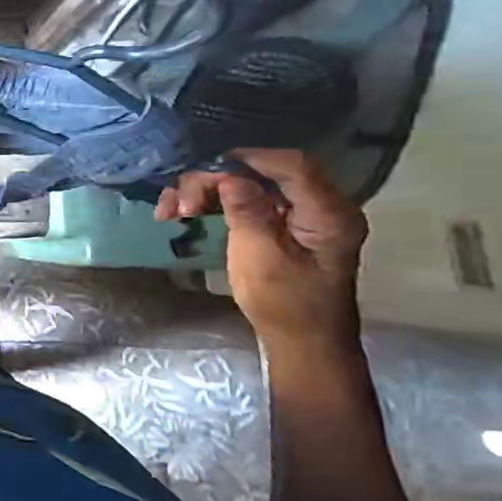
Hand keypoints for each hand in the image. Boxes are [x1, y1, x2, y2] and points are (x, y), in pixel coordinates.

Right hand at [157, 149, 367, 349]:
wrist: (300, 341)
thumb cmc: (285, 303)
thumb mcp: (262, 257)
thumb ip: (248, 212)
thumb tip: (228, 176)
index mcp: (328, 213)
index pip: (293, 166)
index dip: (248, 159)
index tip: (204, 168)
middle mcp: (317, 205)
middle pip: (261, 171)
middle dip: (214, 179)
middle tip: (181, 203)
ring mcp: (297, 213)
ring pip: (245, 182)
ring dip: (204, 190)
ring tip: (173, 210)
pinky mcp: (277, 220)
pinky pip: (242, 197)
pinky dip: (211, 200)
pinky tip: (183, 211)